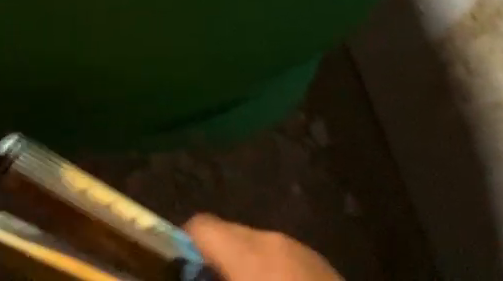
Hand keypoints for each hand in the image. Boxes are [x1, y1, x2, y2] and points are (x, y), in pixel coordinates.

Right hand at [186, 216, 342, 280]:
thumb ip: (207, 279)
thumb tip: (191, 274)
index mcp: (247, 252)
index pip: (199, 226)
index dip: (184, 249)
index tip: (180, 272)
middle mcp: (272, 239)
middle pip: (228, 235)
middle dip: (215, 262)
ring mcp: (302, 249)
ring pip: (257, 247)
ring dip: (244, 269)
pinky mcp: (323, 265)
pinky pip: (283, 260)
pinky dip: (272, 275)